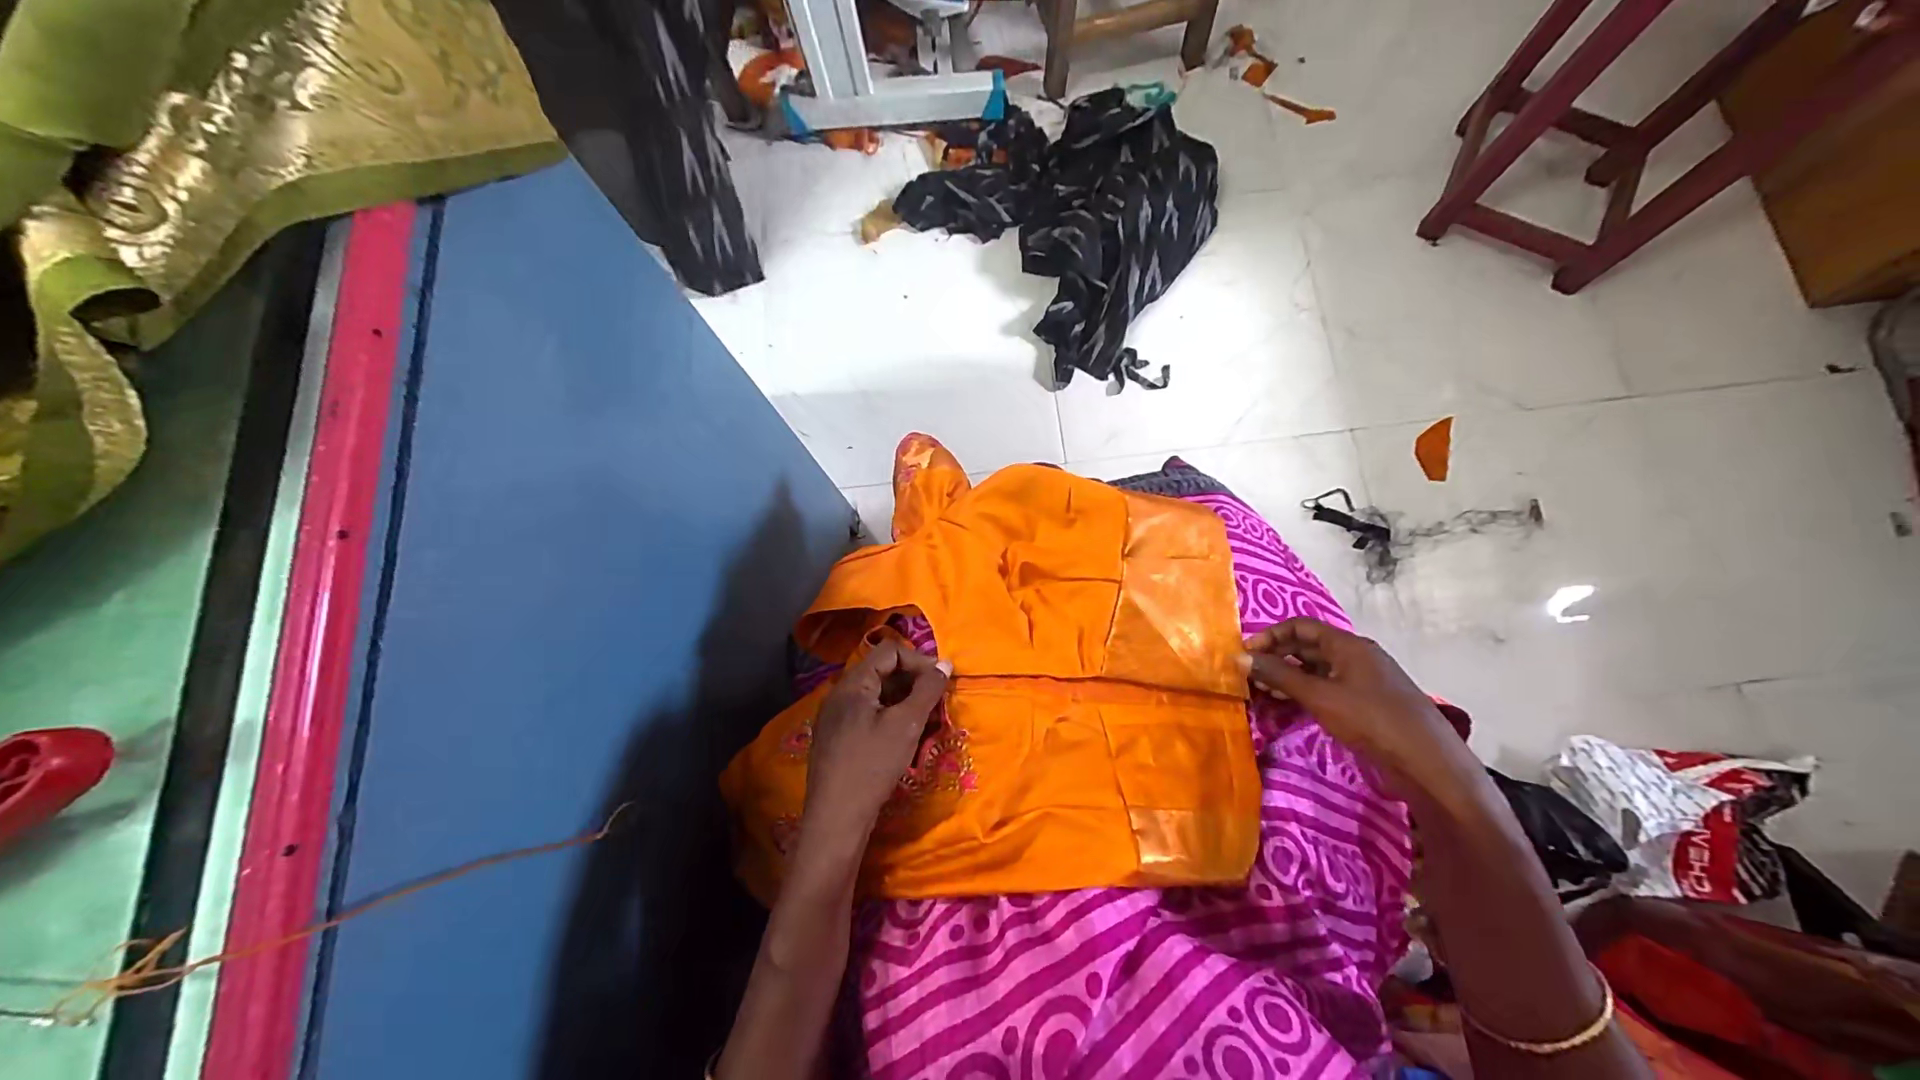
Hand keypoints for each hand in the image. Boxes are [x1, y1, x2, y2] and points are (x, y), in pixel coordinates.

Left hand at [803, 635, 951, 839]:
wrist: (836, 817)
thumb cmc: (872, 765)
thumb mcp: (906, 724)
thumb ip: (927, 690)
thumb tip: (945, 663)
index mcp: (852, 683)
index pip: (890, 652)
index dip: (919, 661)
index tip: (941, 682)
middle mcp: (840, 693)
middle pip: (882, 671)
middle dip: (913, 682)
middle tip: (937, 703)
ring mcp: (835, 717)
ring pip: (877, 696)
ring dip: (904, 702)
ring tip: (926, 722)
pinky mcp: (837, 738)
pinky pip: (868, 715)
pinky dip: (890, 718)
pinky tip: (905, 739)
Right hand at [1239, 618, 1481, 804]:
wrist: (1428, 763)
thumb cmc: (1372, 721)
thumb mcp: (1319, 696)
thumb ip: (1278, 675)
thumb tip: (1240, 658)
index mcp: (1348, 645)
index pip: (1301, 626)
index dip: (1270, 636)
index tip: (1246, 655)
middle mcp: (1357, 655)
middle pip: (1308, 646)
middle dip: (1277, 656)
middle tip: (1250, 675)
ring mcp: (1365, 679)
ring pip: (1317, 668)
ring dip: (1289, 676)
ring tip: (1264, 693)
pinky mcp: (1368, 702)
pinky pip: (1329, 686)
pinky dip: (1306, 691)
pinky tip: (1291, 706)